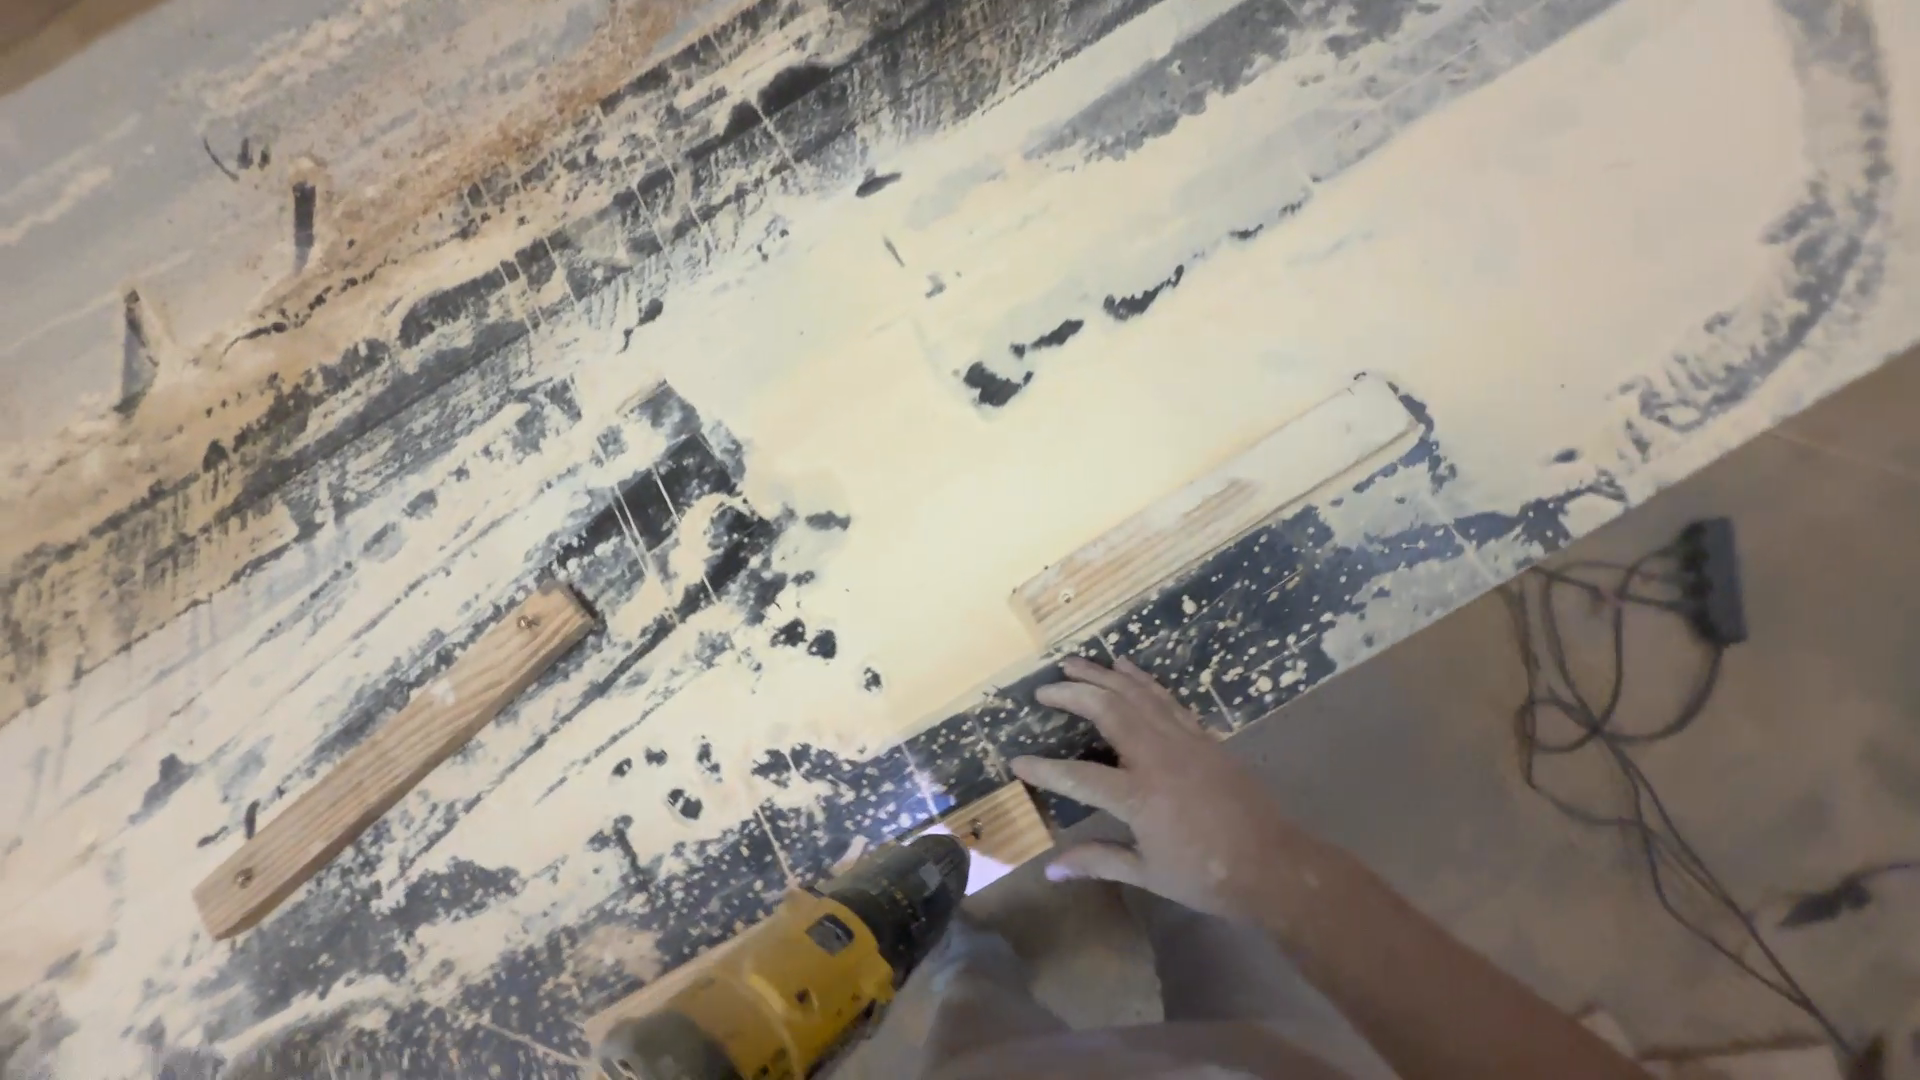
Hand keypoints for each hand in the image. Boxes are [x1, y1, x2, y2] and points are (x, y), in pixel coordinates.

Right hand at [1011, 656, 1304, 921]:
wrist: (1274, 864)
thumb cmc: (1206, 876)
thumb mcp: (1148, 873)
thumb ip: (1098, 861)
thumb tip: (1052, 871)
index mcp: (1139, 796)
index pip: (1078, 777)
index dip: (1044, 769)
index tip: (1016, 761)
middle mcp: (1157, 757)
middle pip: (1107, 710)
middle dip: (1071, 695)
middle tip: (1043, 691)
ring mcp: (1182, 740)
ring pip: (1135, 694)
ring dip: (1101, 675)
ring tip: (1073, 663)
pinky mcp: (1202, 734)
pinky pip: (1164, 697)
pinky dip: (1140, 679)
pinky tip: (1123, 666)